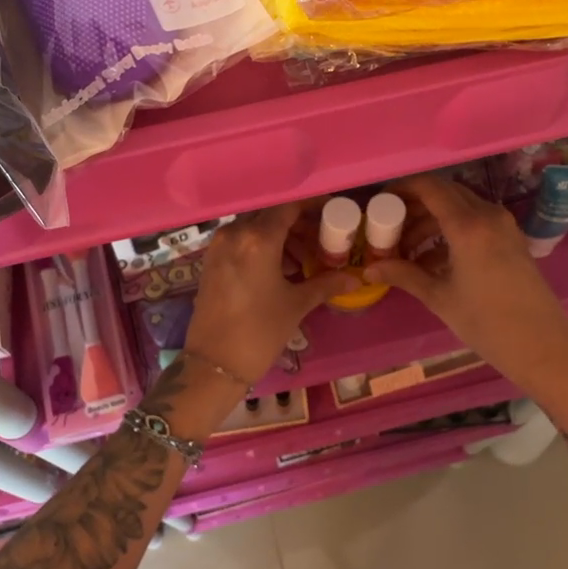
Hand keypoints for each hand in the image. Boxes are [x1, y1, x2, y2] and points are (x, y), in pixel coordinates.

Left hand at [182, 202, 360, 388]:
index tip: (332, 212)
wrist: (214, 364)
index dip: (313, 205)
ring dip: (281, 235)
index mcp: (258, 238)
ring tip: (305, 257)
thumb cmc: (259, 332)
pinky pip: (242, 240)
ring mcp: (219, 245)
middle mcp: (235, 233)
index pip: (290, 205)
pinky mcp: (211, 260)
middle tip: (323, 237)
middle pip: (272, 213)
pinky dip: (262, 245)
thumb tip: (355, 278)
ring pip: (255, 226)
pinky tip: (281, 266)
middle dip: (299, 222)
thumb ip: (326, 284)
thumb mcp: (296, 305)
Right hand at [363, 175, 567, 390]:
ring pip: (460, 208)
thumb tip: (368, 269)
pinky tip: (433, 261)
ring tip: (407, 251)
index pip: (429, 187)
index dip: (402, 188)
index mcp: (468, 226)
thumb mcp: (439, 298)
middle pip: (444, 194)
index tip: (379, 202)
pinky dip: (451, 231)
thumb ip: (403, 275)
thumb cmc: (487, 323)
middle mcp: (488, 215)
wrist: (543, 347)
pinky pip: (475, 222)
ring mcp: (504, 226)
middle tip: (390, 228)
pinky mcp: (512, 240)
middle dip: (414, 206)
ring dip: (432, 221)